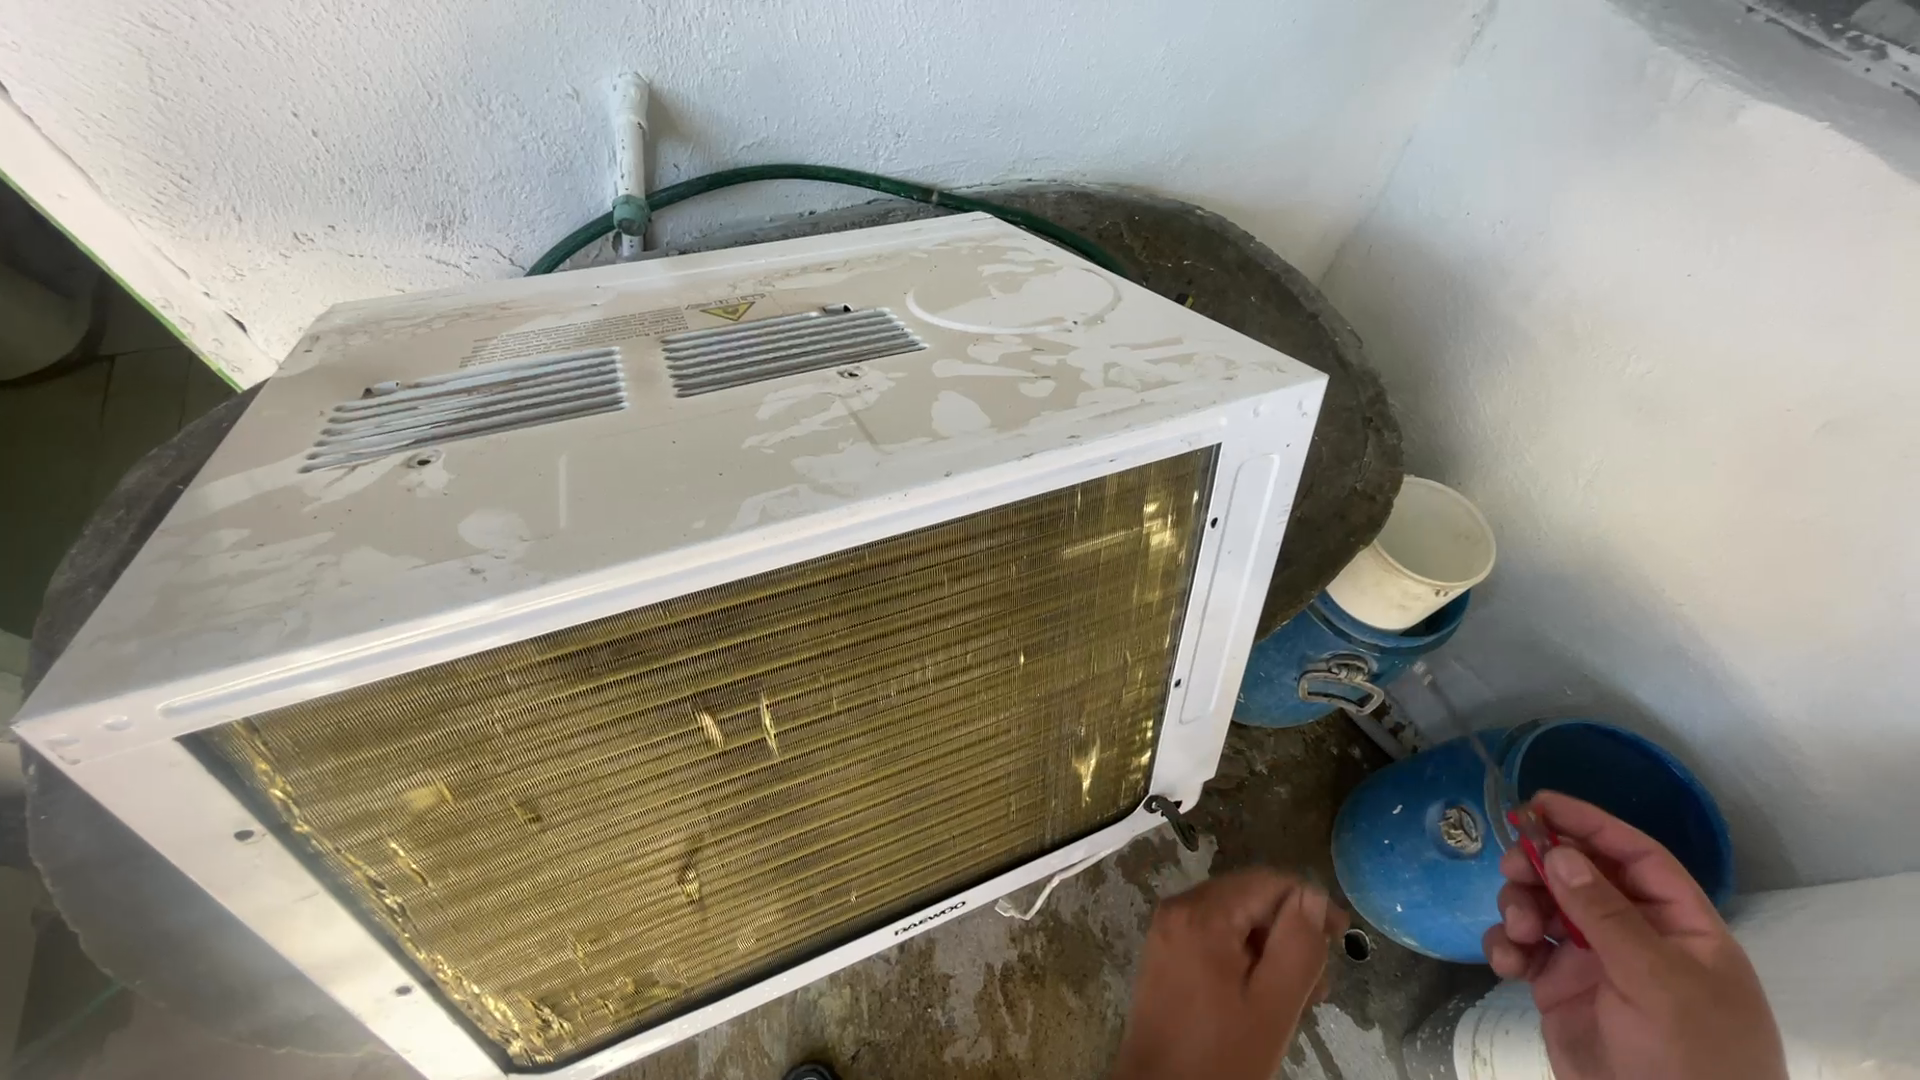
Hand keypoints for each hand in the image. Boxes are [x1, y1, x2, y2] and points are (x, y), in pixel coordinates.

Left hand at [1110, 869, 1347, 1079]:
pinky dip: (1242, 954)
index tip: (1342, 940)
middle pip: (1250, 896)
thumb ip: (1298, 945)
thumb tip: (1312, 894)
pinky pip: (1213, 933)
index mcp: (1203, 912)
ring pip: (1234, 916)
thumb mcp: (1273, 1004)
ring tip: (1293, 996)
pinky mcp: (1164, 949)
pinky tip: (1259, 993)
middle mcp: (1179, 906)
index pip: (1269, 882)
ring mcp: (1167, 927)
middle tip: (1317, 984)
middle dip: (1289, 930)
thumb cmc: (1221, 1055)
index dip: (1310, 904)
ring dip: (1269, 946)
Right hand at [1482, 792, 1785, 1079]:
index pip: (1636, 857)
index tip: (1538, 803)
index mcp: (1680, 929)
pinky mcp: (1559, 986)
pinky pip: (1523, 946)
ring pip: (1543, 905)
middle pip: (1578, 875)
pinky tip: (1507, 964)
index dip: (1590, 824)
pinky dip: (1507, 947)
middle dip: (1540, 867)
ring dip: (1519, 908)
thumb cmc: (1689, 1059)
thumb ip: (1607, 915)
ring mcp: (1595, 961)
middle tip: (1512, 869)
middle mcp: (1636, 936)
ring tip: (1517, 934)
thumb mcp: (1658, 985)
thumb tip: (1560, 852)